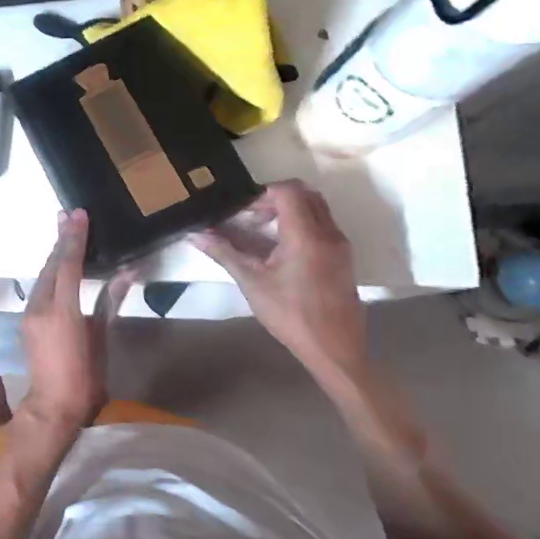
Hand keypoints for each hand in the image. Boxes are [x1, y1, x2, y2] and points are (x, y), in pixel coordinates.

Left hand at [20, 209, 133, 429]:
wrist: (56, 405)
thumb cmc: (86, 375)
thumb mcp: (100, 336)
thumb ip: (110, 301)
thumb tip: (128, 271)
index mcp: (60, 310)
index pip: (67, 265)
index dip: (74, 239)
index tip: (79, 215)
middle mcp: (40, 307)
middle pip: (51, 267)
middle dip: (61, 241)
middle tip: (68, 216)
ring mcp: (30, 315)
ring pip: (43, 278)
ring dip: (54, 256)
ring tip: (64, 233)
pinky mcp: (28, 323)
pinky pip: (40, 290)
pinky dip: (51, 274)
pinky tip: (58, 267)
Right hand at [191, 180, 366, 377]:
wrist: (334, 348)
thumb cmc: (290, 315)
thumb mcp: (252, 283)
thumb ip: (225, 254)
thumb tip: (196, 235)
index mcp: (306, 235)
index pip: (288, 190)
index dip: (262, 193)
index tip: (243, 210)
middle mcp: (328, 233)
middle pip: (305, 193)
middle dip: (276, 198)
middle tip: (252, 217)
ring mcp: (340, 245)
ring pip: (316, 208)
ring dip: (290, 211)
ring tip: (263, 233)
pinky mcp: (343, 258)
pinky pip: (323, 226)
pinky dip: (301, 225)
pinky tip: (281, 251)